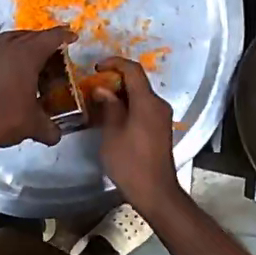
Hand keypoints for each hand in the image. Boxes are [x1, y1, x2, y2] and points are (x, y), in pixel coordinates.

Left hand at [0, 26, 74, 151]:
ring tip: (38, 57)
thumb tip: (57, 136)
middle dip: (47, 40)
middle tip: (58, 52)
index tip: (73, 37)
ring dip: (27, 43)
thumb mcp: (33, 125)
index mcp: (27, 55)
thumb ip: (49, 129)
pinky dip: (13, 51)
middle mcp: (10, 47)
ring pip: (15, 39)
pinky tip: (17, 68)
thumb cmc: (4, 117)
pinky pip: (3, 48)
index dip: (64, 36)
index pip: (51, 38)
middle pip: (33, 35)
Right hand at [87, 57, 178, 205]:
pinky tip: (113, 115)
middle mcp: (159, 105)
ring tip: (99, 100)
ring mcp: (162, 117)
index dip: (115, 63)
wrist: (154, 191)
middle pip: (138, 82)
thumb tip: (103, 90)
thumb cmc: (130, 163)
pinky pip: (144, 107)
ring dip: (121, 93)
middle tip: (94, 85)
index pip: (133, 70)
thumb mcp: (112, 134)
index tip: (97, 67)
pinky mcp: (160, 128)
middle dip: (116, 79)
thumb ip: (109, 107)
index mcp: (147, 102)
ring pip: (140, 95)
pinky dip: (129, 105)